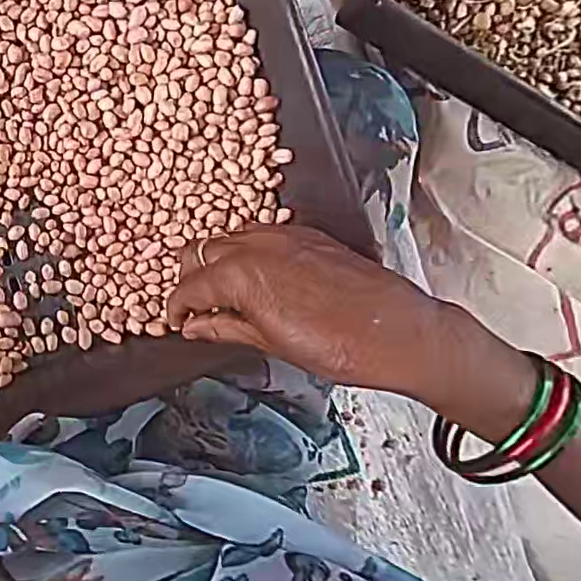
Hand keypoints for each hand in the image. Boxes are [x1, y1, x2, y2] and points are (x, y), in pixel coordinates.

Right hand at [165, 225, 535, 436]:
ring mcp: (281, 235)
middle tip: (197, 309)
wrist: (404, 333)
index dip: (176, 308)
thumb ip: (225, 327)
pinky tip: (255, 277)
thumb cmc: (344, 346)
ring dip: (215, 263)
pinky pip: (257, 234)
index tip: (178, 321)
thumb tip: (196, 327)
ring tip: (224, 293)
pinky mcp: (304, 235)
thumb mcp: (272, 343)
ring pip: (225, 239)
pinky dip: (244, 253)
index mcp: (239, 276)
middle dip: (190, 281)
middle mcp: (254, 246)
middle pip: (198, 253)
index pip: (188, 287)